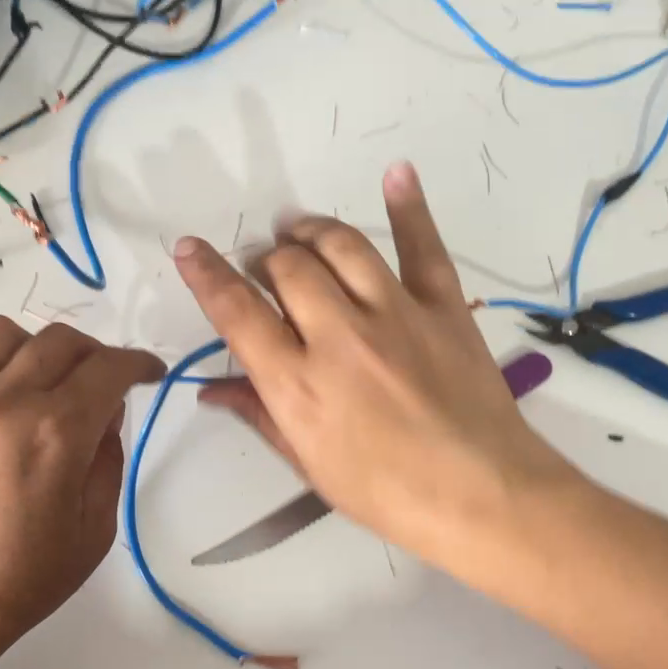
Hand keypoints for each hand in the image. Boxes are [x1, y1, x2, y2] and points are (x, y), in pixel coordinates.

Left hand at [0, 318, 165, 668]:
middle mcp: (7, 402)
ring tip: (45, 381)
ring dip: (36, 348)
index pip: (108, 369)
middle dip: (95, 355)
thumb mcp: (94, 530)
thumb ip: (107, 461)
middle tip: (103, 384)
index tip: (148, 373)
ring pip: (3, 333)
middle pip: (60, 341)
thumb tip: (104, 414)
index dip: (138, 364)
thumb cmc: (25, 579)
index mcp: (57, 433)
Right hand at [171, 161, 583, 580]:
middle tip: (265, 272)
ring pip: (342, 246)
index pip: (238, 314)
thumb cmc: (383, 492)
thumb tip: (213, 390)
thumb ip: (260, 415)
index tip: (189, 249)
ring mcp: (395, 313)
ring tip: (297, 231)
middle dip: (265, 261)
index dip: (207, 276)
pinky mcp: (443, 306)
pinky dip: (408, 206)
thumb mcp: (308, 463)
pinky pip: (422, 245)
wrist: (479, 494)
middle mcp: (338, 336)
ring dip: (311, 231)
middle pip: (287, 269)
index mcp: (297, 383)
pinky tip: (396, 174)